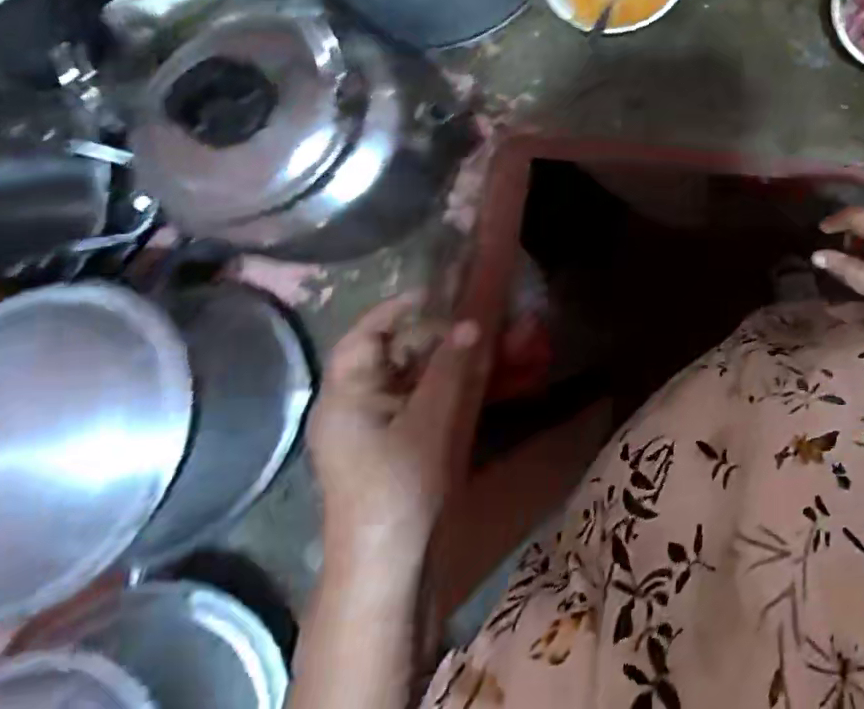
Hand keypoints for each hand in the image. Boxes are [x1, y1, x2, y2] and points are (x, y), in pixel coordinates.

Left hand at [308, 297, 490, 560]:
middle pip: (405, 352)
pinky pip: (440, 402)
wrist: (390, 572)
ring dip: (472, 360)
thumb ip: (452, 369)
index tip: (446, 290)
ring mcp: (387, 425)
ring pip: (430, 376)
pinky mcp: (410, 443)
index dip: (404, 306)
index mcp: (347, 394)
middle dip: (454, 335)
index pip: (367, 333)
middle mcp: (362, 403)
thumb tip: (472, 321)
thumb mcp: (429, 425)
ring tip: (516, 343)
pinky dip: (471, 388)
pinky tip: (509, 378)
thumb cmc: (399, 491)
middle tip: (495, 318)